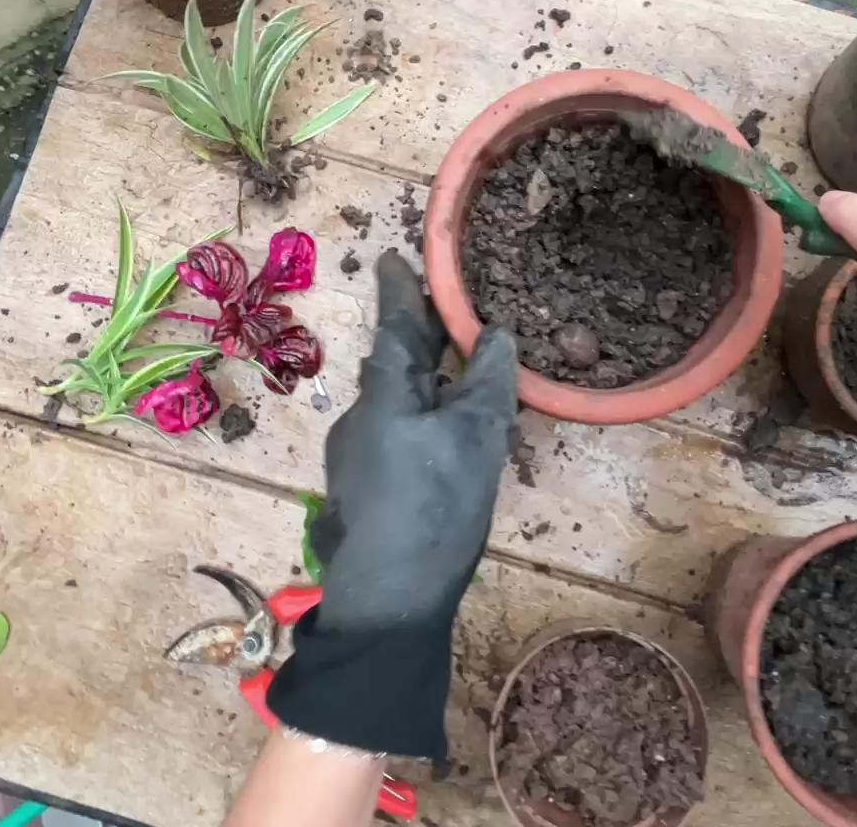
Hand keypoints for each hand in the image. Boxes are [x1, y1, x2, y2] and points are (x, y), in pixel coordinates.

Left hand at [312, 250, 517, 630]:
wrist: (388, 598)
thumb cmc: (433, 506)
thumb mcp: (476, 438)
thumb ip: (487, 380)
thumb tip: (497, 334)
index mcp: (385, 392)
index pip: (394, 324)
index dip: (400, 289)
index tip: (394, 258)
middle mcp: (364, 414)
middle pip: (396, 360)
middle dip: (419, 332)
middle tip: (444, 309)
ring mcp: (359, 451)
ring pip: (400, 397)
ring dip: (427, 377)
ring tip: (460, 369)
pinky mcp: (365, 483)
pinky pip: (399, 429)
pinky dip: (425, 415)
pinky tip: (449, 432)